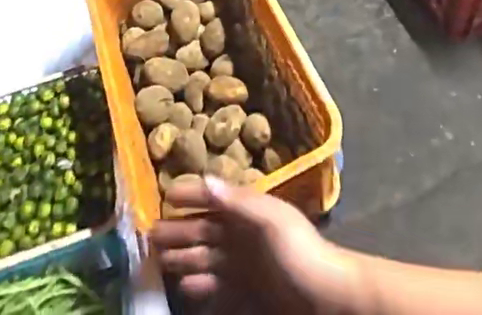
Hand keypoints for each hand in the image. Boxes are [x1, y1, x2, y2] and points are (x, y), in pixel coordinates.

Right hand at [149, 177, 364, 314]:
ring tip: (159, 263)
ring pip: (205, 260)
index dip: (190, 195)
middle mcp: (243, 237)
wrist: (332, 303)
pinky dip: (200, 288)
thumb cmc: (302, 255)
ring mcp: (245, 268)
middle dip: (177, 231)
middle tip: (149, 235)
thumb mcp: (272, 221)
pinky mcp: (248, 296)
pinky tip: (185, 289)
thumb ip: (239, 201)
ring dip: (183, 260)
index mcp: (249, 213)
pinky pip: (217, 289)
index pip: (214, 199)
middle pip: (203, 231)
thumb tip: (205, 179)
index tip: (165, 194)